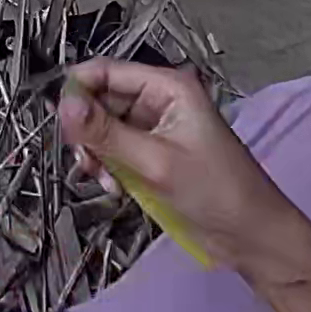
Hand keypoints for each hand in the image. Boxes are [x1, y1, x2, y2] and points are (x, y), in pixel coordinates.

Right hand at [58, 58, 310, 284]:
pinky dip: (105, 165)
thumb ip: (104, 132)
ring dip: (93, 152)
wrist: (252, 240)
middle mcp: (156, 100)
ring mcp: (151, 127)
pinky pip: (111, 148)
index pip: (105, 71)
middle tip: (84, 160)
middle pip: (99, 99)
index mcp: (165, 87)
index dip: (76, 90)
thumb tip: (60, 104)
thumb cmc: (213, 193)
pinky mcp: (148, 152)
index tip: (58, 121)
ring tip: (100, 178)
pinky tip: (113, 187)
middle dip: (85, 130)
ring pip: (100, 126)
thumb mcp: (153, 161)